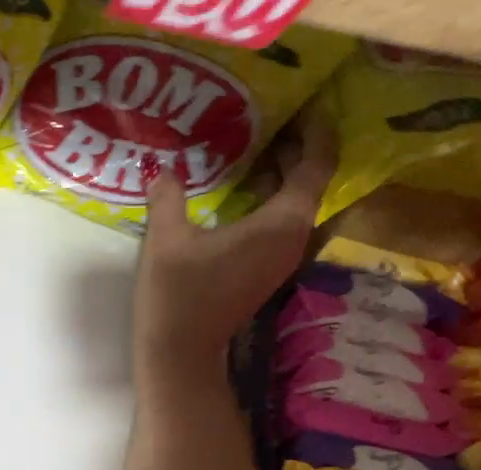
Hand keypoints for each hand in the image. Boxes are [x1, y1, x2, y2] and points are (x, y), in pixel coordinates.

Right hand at [134, 110, 335, 364]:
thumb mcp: (165, 242)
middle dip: (294, 150)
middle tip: (267, 123)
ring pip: (294, 203)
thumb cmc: (177, 295)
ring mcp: (282, 256)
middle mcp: (294, 236)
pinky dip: (267, 201)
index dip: (314, 131)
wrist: (180, 352)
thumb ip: (168, 200)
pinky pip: (279, 223)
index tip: (301, 106)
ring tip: (250, 154)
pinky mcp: (267, 270)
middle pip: (309, 181)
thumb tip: (163, 169)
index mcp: (282, 221)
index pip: (317, 162)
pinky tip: (239, 195)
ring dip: (278, 177)